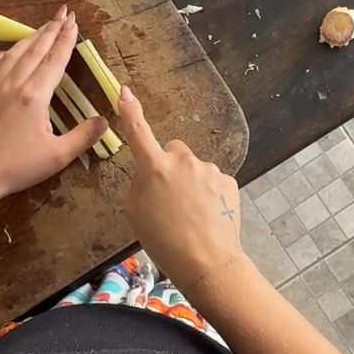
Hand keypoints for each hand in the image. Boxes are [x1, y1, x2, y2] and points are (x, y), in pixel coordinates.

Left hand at [0, 7, 106, 214]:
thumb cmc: (18, 167)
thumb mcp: (58, 156)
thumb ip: (84, 136)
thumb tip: (105, 121)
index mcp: (34, 95)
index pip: (55, 60)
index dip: (67, 40)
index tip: (75, 22)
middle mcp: (14, 84)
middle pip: (35, 50)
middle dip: (52, 29)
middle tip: (64, 13)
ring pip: (13, 53)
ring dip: (30, 37)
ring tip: (44, 25)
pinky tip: (4, 55)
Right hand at [118, 85, 246, 291]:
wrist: (206, 262)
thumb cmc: (163, 241)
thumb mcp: (135, 212)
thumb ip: (141, 184)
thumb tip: (152, 174)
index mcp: (154, 168)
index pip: (138, 132)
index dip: (130, 111)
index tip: (125, 91)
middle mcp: (183, 161)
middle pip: (172, 151)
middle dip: (170, 166)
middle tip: (169, 198)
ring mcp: (209, 169)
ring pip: (194, 169)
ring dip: (191, 184)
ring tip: (191, 215)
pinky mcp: (229, 181)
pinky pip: (213, 182)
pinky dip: (210, 195)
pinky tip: (208, 216)